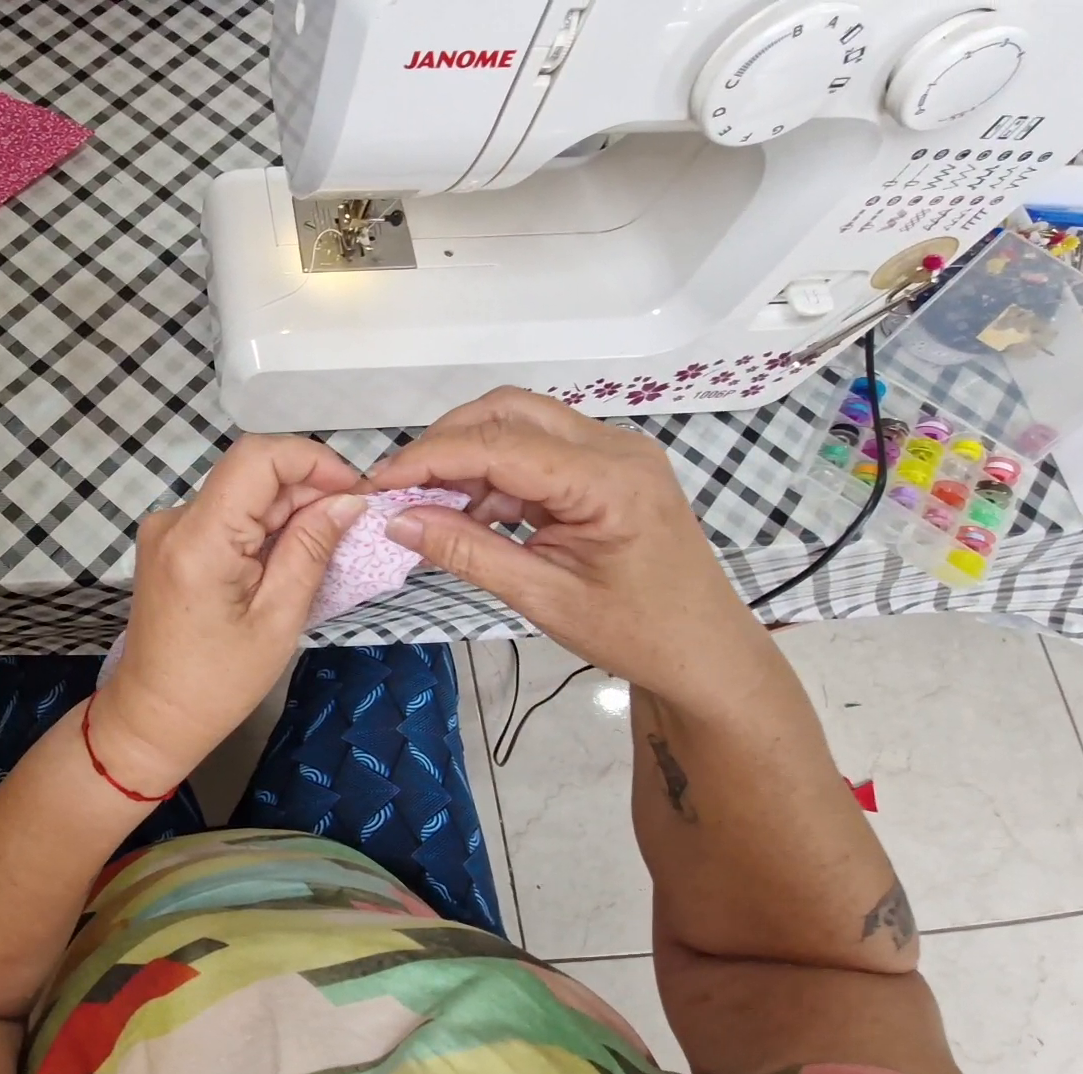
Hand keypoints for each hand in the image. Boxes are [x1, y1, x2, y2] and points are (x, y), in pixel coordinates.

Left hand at [97, 436, 365, 792]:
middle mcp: (174, 520)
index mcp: (198, 539)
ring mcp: (166, 528)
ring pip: (241, 491)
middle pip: (251, 473)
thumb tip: (348, 499)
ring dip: (286, 510)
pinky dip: (261, 526)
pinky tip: (282, 559)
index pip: (256, 457)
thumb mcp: (279, 619)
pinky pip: (225, 513)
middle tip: (347, 527)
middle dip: (306, 490)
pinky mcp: (169, 540)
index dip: (311, 459)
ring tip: (319, 550)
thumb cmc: (219, 682)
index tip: (352, 490)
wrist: (155, 713)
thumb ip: (310, 548)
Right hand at [366, 388, 777, 707]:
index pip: (498, 443)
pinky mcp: (604, 467)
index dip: (429, 458)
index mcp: (608, 479)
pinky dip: (491, 474)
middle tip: (402, 489)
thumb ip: (465, 551)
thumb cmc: (634, 633)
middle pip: (507, 410)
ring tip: (433, 507)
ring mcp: (613, 452)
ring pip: (517, 423)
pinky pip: (533, 450)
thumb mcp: (540, 597)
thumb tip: (395, 521)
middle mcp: (614, 447)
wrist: (705, 654)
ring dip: (466, 457)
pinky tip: (473, 514)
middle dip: (445, 443)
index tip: (377, 485)